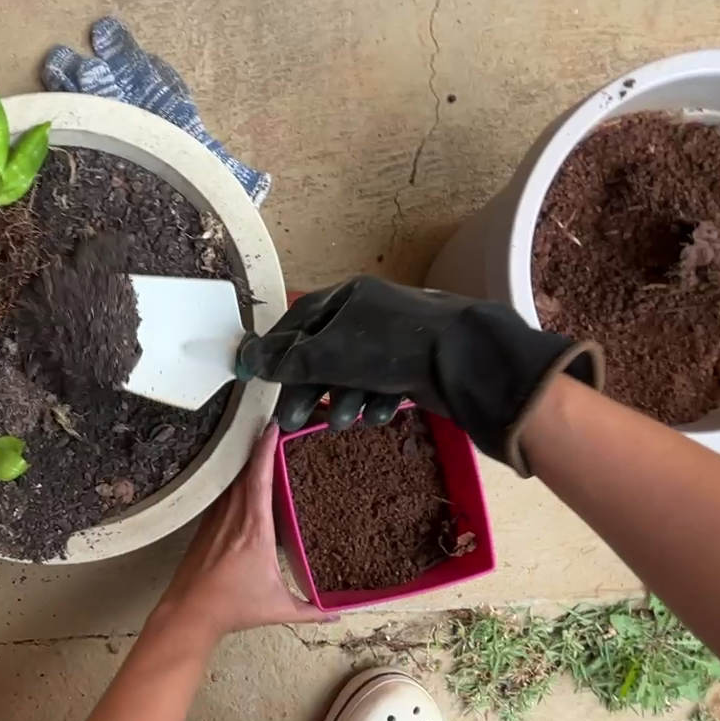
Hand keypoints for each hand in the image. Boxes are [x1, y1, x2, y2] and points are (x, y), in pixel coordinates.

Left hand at [152, 424, 327, 641]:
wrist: (189, 611)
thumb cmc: (230, 607)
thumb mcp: (277, 608)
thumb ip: (312, 610)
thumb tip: (337, 612)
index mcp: (253, 531)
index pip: (259, 479)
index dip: (265, 450)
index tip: (273, 428)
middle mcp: (232, 519)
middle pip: (244, 472)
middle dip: (258, 447)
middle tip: (274, 428)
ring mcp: (215, 521)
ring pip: (231, 482)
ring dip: (244, 462)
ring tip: (260, 447)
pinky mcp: (205, 527)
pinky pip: (222, 495)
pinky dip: (233, 482)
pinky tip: (240, 480)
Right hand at [237, 278, 460, 431]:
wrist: (469, 361)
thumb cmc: (390, 348)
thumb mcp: (328, 354)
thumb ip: (287, 361)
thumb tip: (250, 360)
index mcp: (347, 298)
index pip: (297, 321)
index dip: (275, 350)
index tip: (257, 376)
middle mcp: (369, 314)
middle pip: (322, 354)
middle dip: (309, 390)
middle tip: (292, 421)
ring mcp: (394, 340)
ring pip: (351, 374)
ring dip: (343, 401)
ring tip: (344, 422)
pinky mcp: (416, 365)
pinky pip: (382, 385)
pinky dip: (375, 401)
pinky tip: (378, 414)